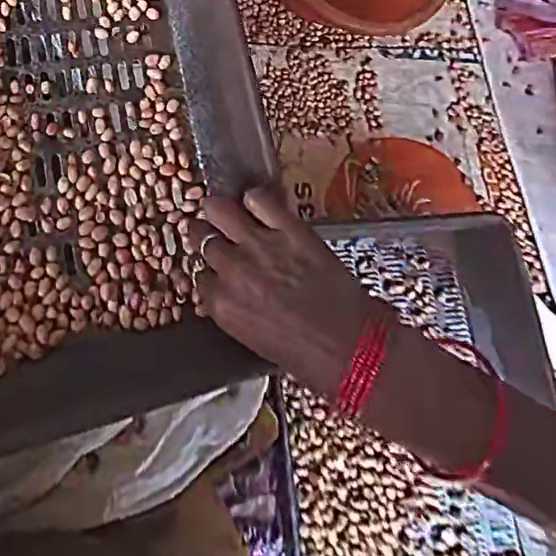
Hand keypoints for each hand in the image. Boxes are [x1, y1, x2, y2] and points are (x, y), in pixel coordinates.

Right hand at [193, 186, 376, 390]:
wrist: (357, 351)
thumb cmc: (308, 356)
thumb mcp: (252, 337)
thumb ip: (232, 306)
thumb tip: (227, 288)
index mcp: (221, 303)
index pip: (198, 273)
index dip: (208, 268)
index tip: (215, 266)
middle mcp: (232, 270)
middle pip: (201, 236)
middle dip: (205, 235)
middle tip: (214, 234)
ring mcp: (259, 246)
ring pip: (217, 209)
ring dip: (218, 211)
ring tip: (227, 213)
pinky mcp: (289, 230)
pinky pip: (259, 199)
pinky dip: (256, 199)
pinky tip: (259, 206)